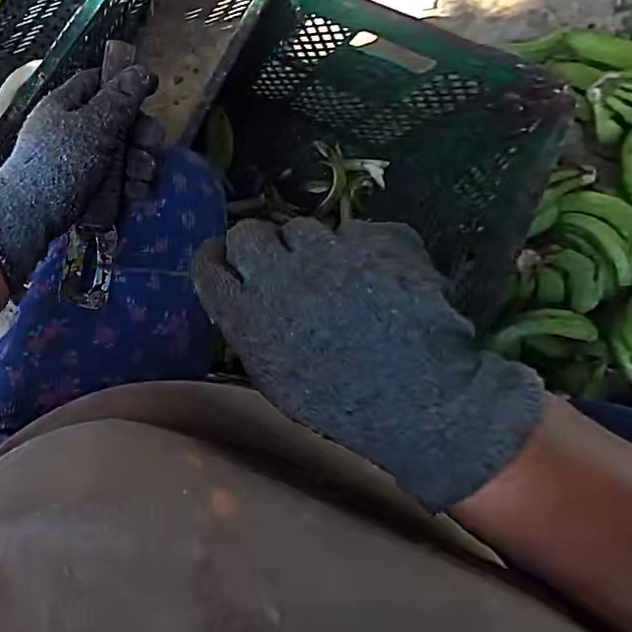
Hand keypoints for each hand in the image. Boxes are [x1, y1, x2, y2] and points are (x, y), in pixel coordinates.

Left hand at [0, 57, 159, 288]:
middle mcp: (69, 131)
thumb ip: (120, 99)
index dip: (125, 83)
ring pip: (119, 154)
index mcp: (65, 105)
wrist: (30, 218)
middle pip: (115, 121)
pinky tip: (137, 192)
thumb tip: (139, 71)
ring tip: (142, 175)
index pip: (96, 81)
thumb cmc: (60, 162)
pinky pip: (112, 182)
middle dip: (140, 132)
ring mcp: (75, 163)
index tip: (151, 89)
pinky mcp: (82, 191)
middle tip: (152, 144)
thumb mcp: (94, 124)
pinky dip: (128, 185)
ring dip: (139, 162)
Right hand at [191, 217, 543, 509]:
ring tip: (335, 271)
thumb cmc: (342, 404)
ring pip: (301, 226)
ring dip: (310, 245)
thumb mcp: (275, 376)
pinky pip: (355, 231)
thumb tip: (245, 304)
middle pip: (247, 233)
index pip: (209, 267)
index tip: (225, 258)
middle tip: (279, 260)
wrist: (422, 400)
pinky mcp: (372, 239)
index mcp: (247, 314)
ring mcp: (326, 252)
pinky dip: (362, 248)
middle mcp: (277, 274)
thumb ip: (252, 330)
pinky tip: (377, 273)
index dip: (216, 259)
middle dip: (259, 242)